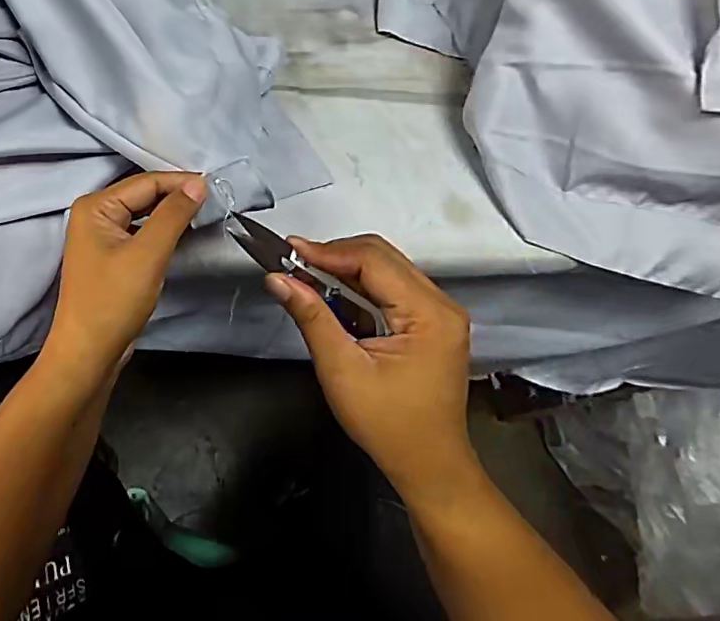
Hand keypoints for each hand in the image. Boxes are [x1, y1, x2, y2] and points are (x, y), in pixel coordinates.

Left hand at [42, 171, 206, 384]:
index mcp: (94, 206)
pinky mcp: (109, 255)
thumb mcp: (148, 254)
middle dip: (176, 195)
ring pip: (142, 213)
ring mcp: (100, 235)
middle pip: (142, 195)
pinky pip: (140, 231)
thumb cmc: (113, 301)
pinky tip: (182, 232)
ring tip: (204, 211)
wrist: (88, 353)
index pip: (145, 182)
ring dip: (170, 212)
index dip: (180, 182)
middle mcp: (93, 214)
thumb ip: (173, 215)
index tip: (216, 185)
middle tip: (214, 197)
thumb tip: (197, 184)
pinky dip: (161, 230)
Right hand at [265, 234, 478, 500]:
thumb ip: (311, 316)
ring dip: (343, 266)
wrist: (429, 466)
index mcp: (429, 315)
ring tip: (306, 276)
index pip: (373, 260)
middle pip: (380, 255)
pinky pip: (389, 283)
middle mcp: (441, 305)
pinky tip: (331, 292)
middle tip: (293, 263)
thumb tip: (279, 279)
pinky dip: (357, 281)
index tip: (289, 253)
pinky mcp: (429, 320)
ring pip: (384, 265)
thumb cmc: (390, 426)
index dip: (328, 252)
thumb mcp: (341, 370)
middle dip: (334, 254)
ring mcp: (438, 312)